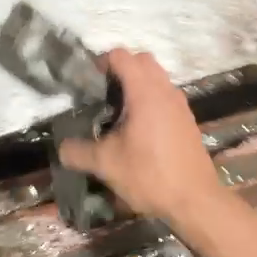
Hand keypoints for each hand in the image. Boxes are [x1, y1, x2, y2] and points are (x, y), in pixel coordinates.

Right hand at [56, 49, 221, 223]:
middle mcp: (165, 90)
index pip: (122, 56)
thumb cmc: (150, 175)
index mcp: (145, 92)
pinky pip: (166, 95)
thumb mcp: (106, 165)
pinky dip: (150, 99)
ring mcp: (180, 104)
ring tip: (118, 112)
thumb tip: (62, 147)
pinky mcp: (187, 119)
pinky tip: (138, 128)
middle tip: (103, 93)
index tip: (88, 83)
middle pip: (142, 60)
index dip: (101, 62)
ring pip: (157, 77)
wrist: (195, 200)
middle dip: (121, 69)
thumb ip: (78, 152)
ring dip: (137, 84)